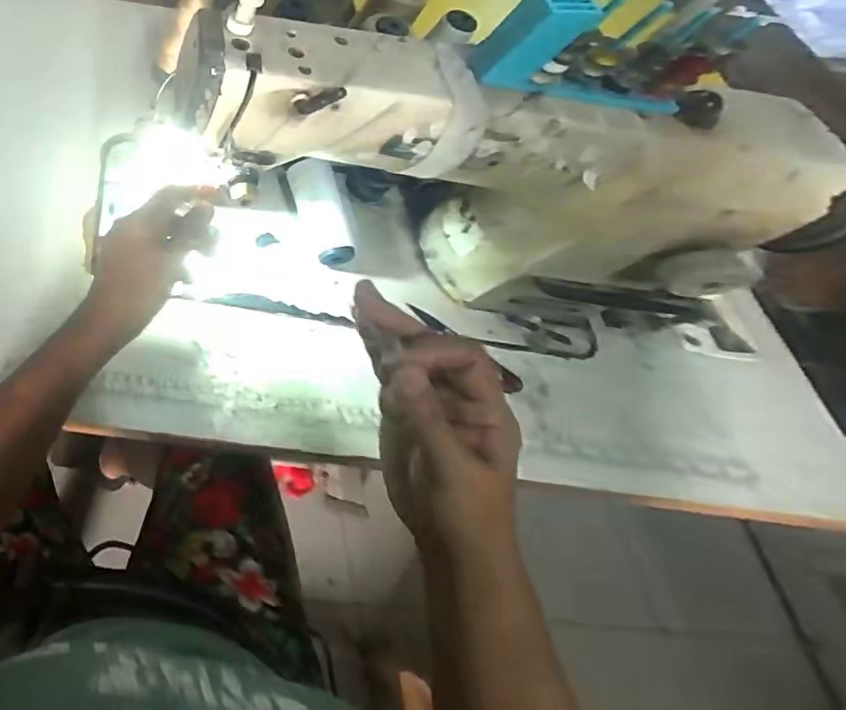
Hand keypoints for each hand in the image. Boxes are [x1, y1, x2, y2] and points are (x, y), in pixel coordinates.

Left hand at [76, 185, 215, 346]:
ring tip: (204, 260)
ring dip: (185, 243)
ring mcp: (125, 244)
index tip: (219, 200)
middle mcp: (129, 226)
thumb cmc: (139, 289)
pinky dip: (171, 257)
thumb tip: (205, 206)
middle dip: (194, 225)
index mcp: (137, 221)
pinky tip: (184, 278)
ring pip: (162, 234)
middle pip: (167, 215)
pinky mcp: (125, 261)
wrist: (106, 322)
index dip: (196, 193)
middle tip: (214, 243)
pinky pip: (152, 250)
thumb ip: (189, 231)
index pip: (169, 194)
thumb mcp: (170, 260)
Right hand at [353, 281, 520, 560]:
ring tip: (359, 299)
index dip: (431, 353)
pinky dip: (374, 351)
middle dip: (400, 325)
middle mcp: (459, 397)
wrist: (453, 547)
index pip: (464, 359)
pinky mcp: (404, 412)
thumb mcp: (452, 471)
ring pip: (406, 357)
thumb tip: (400, 371)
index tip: (400, 371)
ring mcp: (429, 403)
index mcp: (486, 409)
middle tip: (365, 296)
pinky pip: (389, 375)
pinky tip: (361, 328)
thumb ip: (427, 418)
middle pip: (431, 349)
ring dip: (383, 329)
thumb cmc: (468, 513)